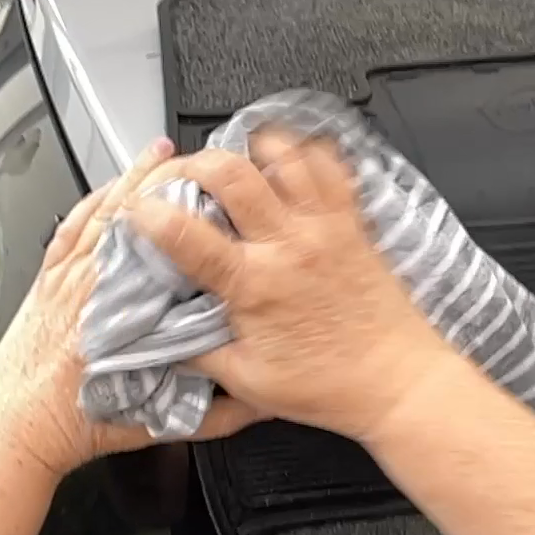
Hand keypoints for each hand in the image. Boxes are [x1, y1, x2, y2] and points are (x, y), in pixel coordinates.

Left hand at [0, 139, 262, 478]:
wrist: (14, 428)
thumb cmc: (77, 424)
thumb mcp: (158, 426)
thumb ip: (215, 415)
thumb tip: (256, 405)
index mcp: (132, 320)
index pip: (175, 260)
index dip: (201, 228)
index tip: (229, 208)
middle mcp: (100, 288)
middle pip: (144, 222)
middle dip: (174, 186)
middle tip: (205, 162)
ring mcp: (70, 278)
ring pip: (108, 213)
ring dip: (136, 180)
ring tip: (163, 154)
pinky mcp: (47, 279)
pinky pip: (73, 226)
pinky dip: (93, 200)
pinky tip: (111, 184)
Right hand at [126, 131, 463, 443]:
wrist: (397, 381)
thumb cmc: (332, 385)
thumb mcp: (249, 381)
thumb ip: (201, 354)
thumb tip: (169, 336)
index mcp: (255, 284)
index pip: (185, 234)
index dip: (148, 213)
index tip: (137, 210)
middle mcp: (290, 245)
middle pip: (231, 172)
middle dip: (194, 163)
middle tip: (184, 177)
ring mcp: (325, 227)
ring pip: (286, 155)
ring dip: (253, 149)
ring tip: (237, 161)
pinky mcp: (353, 224)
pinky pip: (334, 169)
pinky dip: (309, 155)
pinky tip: (293, 165)